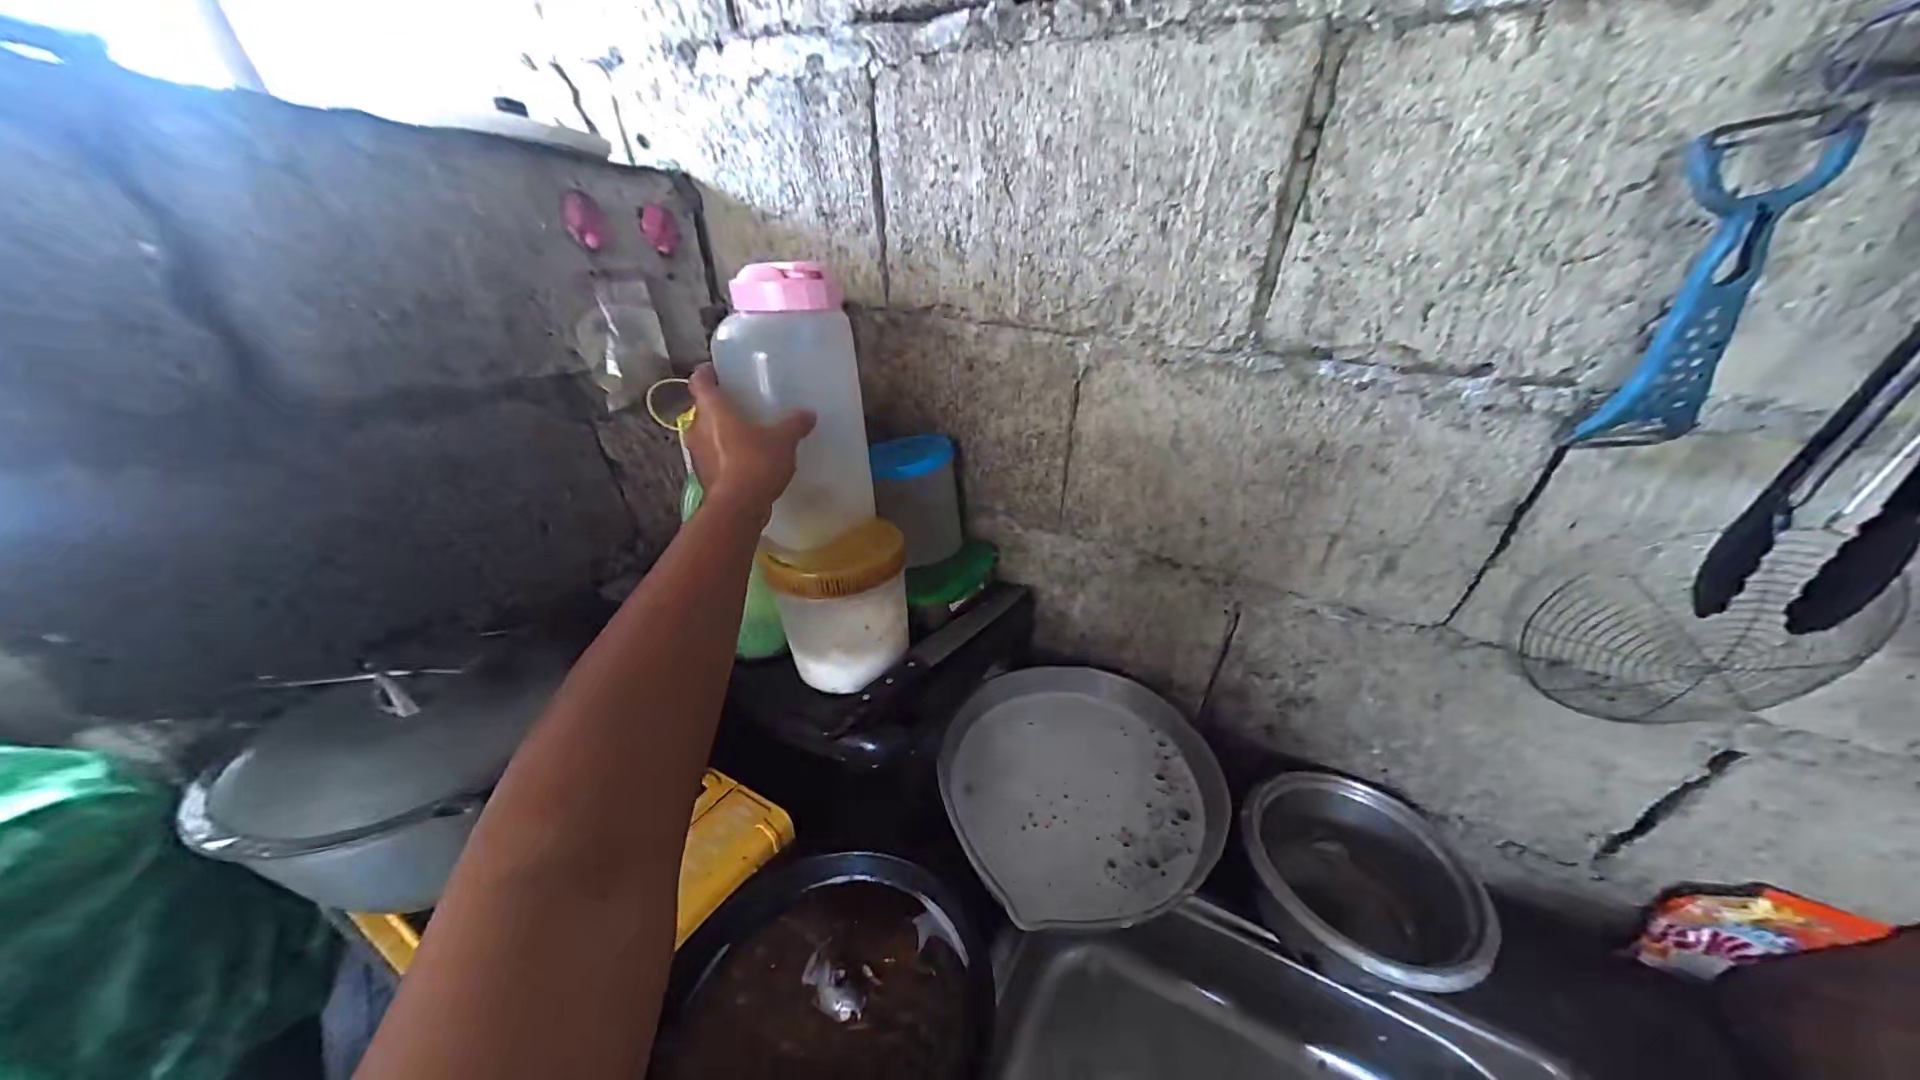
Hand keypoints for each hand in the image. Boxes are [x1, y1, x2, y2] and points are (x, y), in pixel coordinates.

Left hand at [685, 363, 815, 515]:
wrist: (737, 508)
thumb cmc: (755, 463)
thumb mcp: (783, 441)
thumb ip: (794, 425)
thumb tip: (808, 414)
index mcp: (712, 411)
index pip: (699, 381)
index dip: (706, 373)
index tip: (716, 370)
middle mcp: (697, 428)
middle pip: (702, 409)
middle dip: (718, 407)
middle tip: (739, 405)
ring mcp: (697, 454)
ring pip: (706, 435)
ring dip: (721, 433)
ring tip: (745, 435)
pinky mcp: (704, 477)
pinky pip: (713, 458)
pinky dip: (725, 456)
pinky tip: (746, 462)